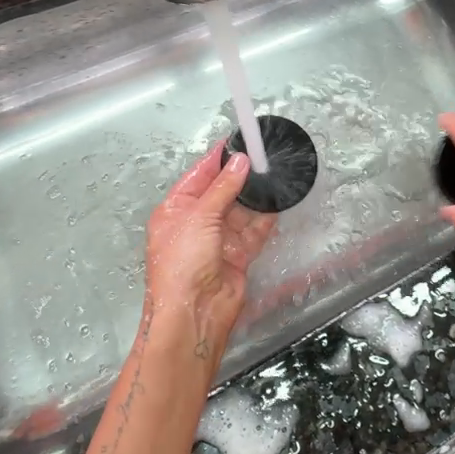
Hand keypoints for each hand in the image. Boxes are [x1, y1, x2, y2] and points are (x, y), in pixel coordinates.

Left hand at [142, 142, 276, 362]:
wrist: (195, 313)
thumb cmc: (183, 263)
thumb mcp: (199, 218)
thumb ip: (223, 188)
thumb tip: (241, 161)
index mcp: (176, 211)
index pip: (198, 176)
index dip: (218, 159)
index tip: (239, 140)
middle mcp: (196, 223)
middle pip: (222, 191)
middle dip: (241, 176)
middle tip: (265, 155)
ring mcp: (218, 239)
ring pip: (241, 209)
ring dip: (256, 195)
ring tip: (275, 172)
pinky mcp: (238, 253)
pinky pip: (254, 229)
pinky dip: (266, 217)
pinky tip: (278, 200)